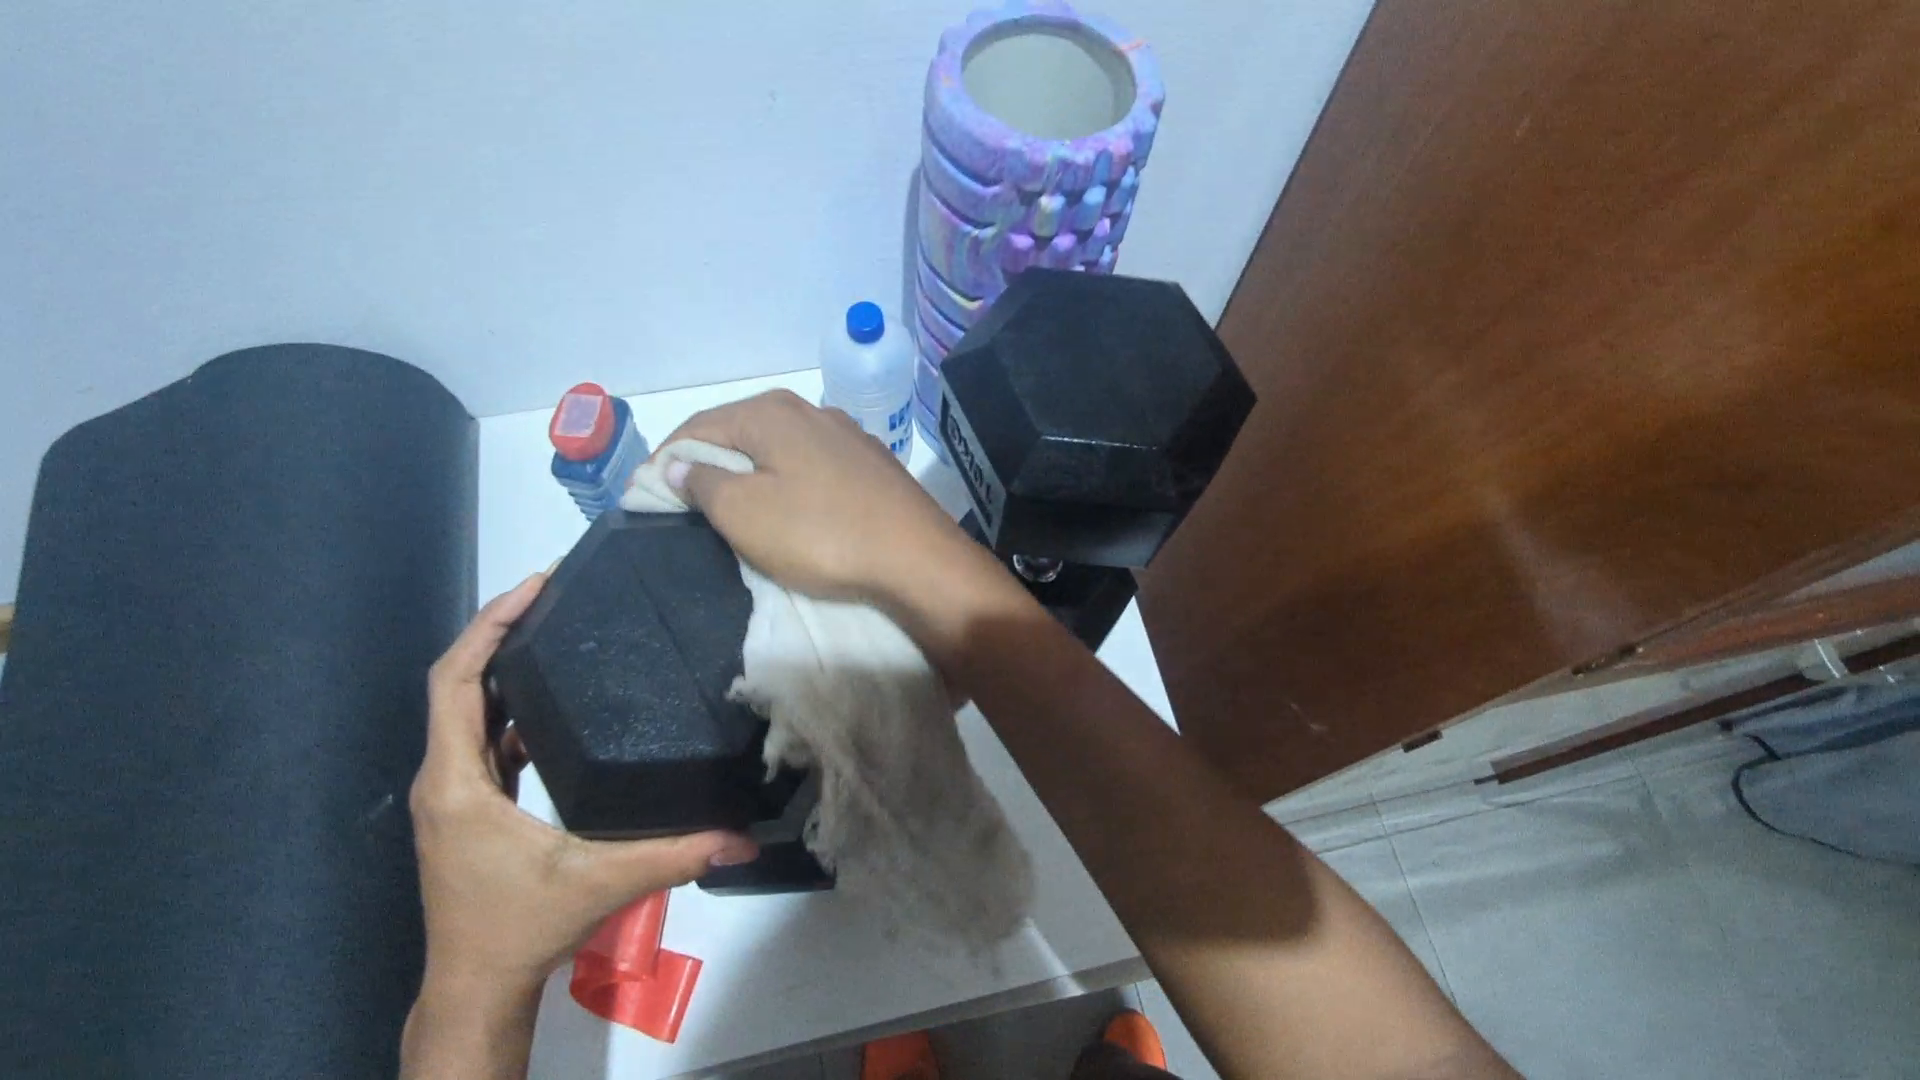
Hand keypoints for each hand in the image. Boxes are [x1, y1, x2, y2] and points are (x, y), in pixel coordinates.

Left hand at [409, 575, 757, 994]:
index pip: (455, 683)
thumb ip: (675, 855)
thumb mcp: (602, 883)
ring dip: (500, 665)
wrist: (474, 988)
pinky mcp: (468, 805)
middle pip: (456, 683)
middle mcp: (444, 777)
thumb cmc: (521, 928)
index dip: (488, 628)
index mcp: (459, 782)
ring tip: (552, 628)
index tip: (533, 588)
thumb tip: (743, 838)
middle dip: (496, 630)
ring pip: (466, 708)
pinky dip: (508, 705)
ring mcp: (452, 792)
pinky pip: (482, 736)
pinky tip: (550, 698)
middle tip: (551, 592)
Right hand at [657, 390, 991, 610]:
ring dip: (748, 474)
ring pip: (779, 451)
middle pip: (739, 433)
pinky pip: (811, 470)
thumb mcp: (745, 512)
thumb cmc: (821, 534)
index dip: (664, 458)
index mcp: (772, 412)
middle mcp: (811, 411)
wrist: (918, 560)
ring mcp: (848, 437)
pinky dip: (787, 485)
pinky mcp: (871, 468)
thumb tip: (678, 463)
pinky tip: (787, 510)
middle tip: (680, 503)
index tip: (641, 493)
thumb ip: (703, 482)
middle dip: (706, 464)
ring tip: (729, 509)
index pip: (698, 425)